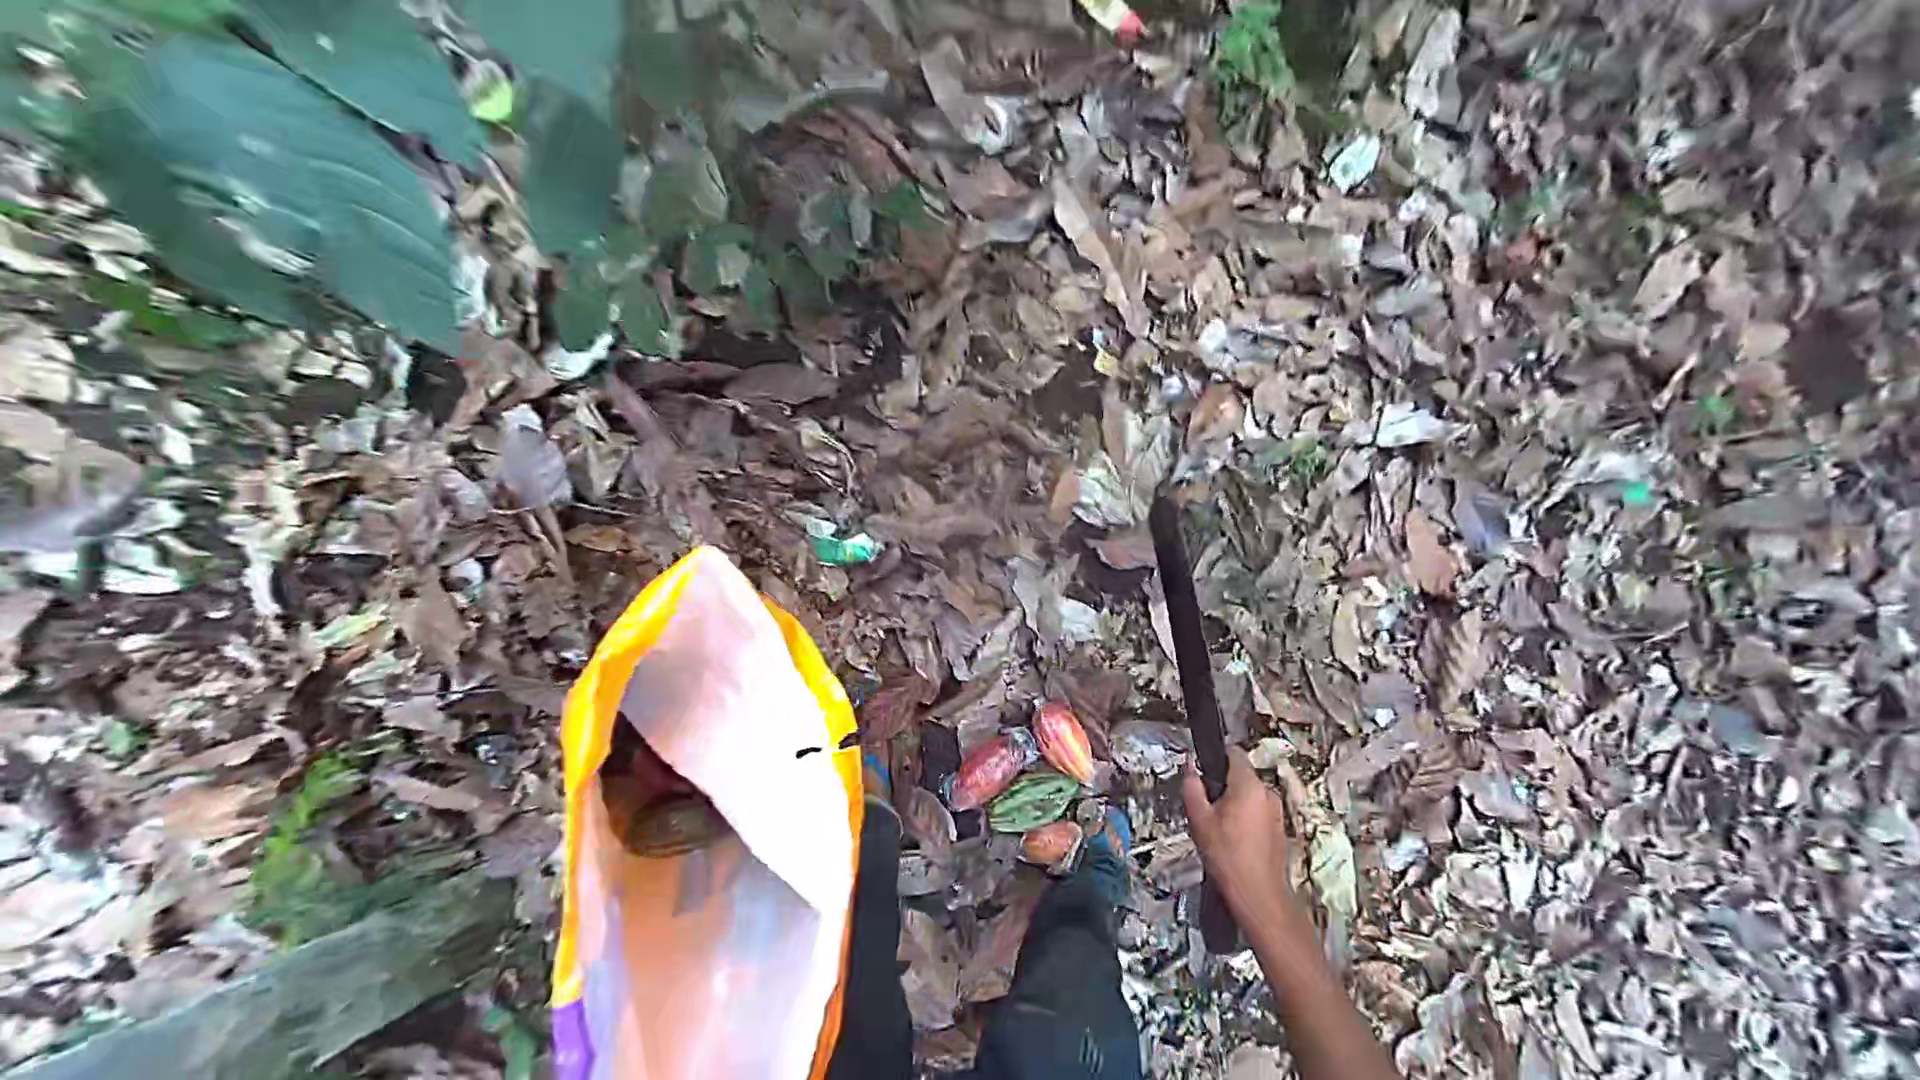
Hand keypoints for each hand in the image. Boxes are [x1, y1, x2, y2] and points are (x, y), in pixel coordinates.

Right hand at [1182, 747, 1304, 931]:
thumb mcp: (1198, 818)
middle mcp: (1267, 793)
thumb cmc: (1226, 856)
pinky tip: (1234, 838)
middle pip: (1241, 775)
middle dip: (1223, 784)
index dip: (1215, 757)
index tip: (1202, 771)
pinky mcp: (1280, 828)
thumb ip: (1191, 786)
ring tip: (1219, 825)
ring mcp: (1277, 811)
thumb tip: (1190, 765)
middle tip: (1206, 805)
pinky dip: (1246, 817)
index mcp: (1248, 785)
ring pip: (1250, 794)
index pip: (1233, 753)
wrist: (1258, 895)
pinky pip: (1259, 811)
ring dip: (1235, 801)